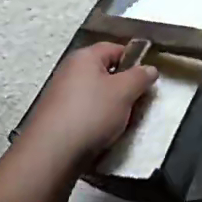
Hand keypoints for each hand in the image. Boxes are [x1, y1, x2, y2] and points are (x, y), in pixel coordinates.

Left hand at [17, 42, 158, 165]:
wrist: (52, 153)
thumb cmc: (91, 113)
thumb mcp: (125, 91)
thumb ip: (141, 77)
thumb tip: (149, 69)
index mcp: (84, 57)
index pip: (115, 48)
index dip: (135, 60)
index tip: (147, 78)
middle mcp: (69, 71)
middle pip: (105, 71)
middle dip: (124, 85)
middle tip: (137, 100)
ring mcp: (60, 94)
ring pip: (96, 93)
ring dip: (112, 105)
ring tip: (121, 120)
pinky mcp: (57, 117)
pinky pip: (85, 111)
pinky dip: (96, 118)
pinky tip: (102, 132)